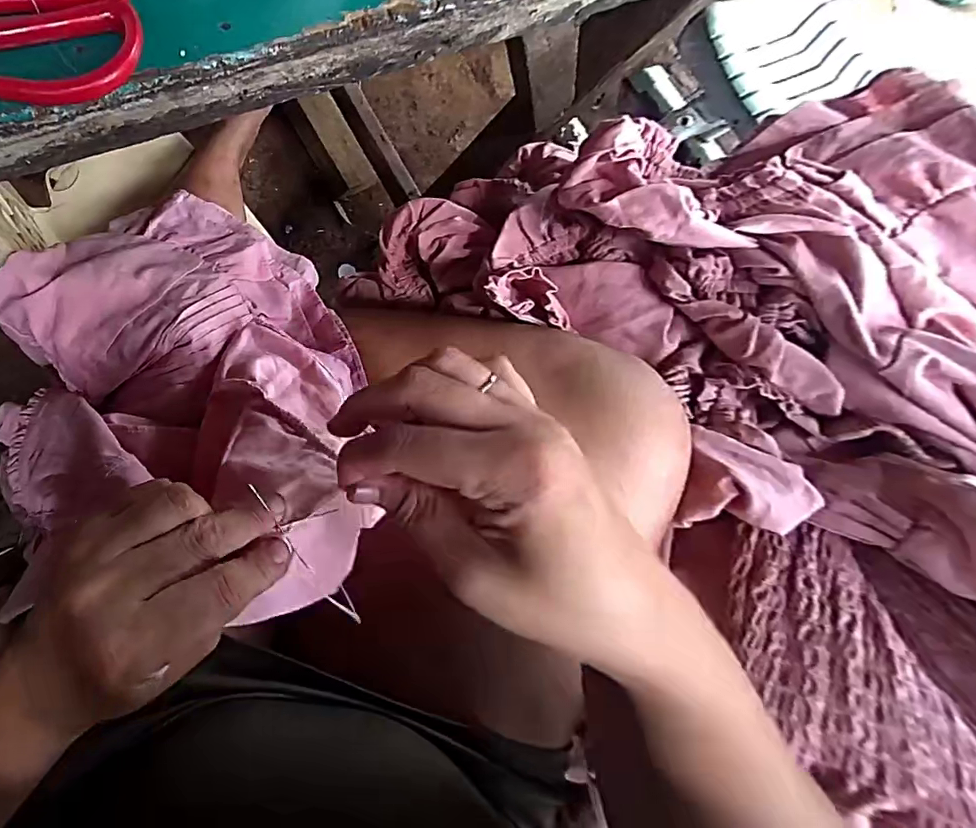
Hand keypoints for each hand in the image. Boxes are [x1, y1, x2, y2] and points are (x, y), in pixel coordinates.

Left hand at [0, 479, 291, 738]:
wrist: (45, 670)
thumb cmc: (114, 683)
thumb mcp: (171, 671)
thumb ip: (211, 617)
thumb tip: (257, 562)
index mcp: (133, 642)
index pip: (211, 592)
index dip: (254, 568)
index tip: (282, 549)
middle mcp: (109, 589)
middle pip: (193, 541)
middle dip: (242, 523)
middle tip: (274, 511)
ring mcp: (90, 551)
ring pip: (168, 506)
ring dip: (207, 507)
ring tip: (224, 518)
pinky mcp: (81, 527)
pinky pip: (140, 495)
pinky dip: (172, 497)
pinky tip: (187, 510)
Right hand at [330, 347, 676, 676]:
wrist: (635, 610)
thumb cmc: (554, 604)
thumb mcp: (469, 574)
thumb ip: (411, 512)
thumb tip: (358, 478)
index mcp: (513, 467)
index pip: (408, 441)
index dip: (361, 456)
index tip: (340, 480)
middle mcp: (526, 424)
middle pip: (422, 385)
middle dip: (369, 405)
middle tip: (341, 435)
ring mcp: (537, 412)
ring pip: (448, 364)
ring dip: (402, 386)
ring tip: (378, 419)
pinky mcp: (540, 414)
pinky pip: (483, 370)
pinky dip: (444, 378)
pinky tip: (431, 409)